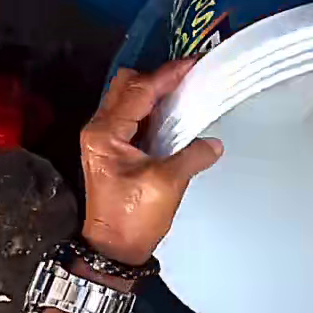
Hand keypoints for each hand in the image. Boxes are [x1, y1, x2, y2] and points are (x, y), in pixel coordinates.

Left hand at [79, 60, 222, 265]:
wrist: (112, 249)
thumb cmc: (132, 218)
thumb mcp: (167, 184)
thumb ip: (191, 156)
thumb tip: (213, 143)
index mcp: (106, 133)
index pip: (138, 91)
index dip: (166, 75)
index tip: (193, 64)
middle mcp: (99, 130)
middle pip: (125, 87)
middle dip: (155, 78)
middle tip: (187, 77)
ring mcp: (102, 140)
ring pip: (126, 100)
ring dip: (152, 93)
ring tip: (183, 92)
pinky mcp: (110, 151)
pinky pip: (129, 118)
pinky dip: (149, 110)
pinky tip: (171, 115)